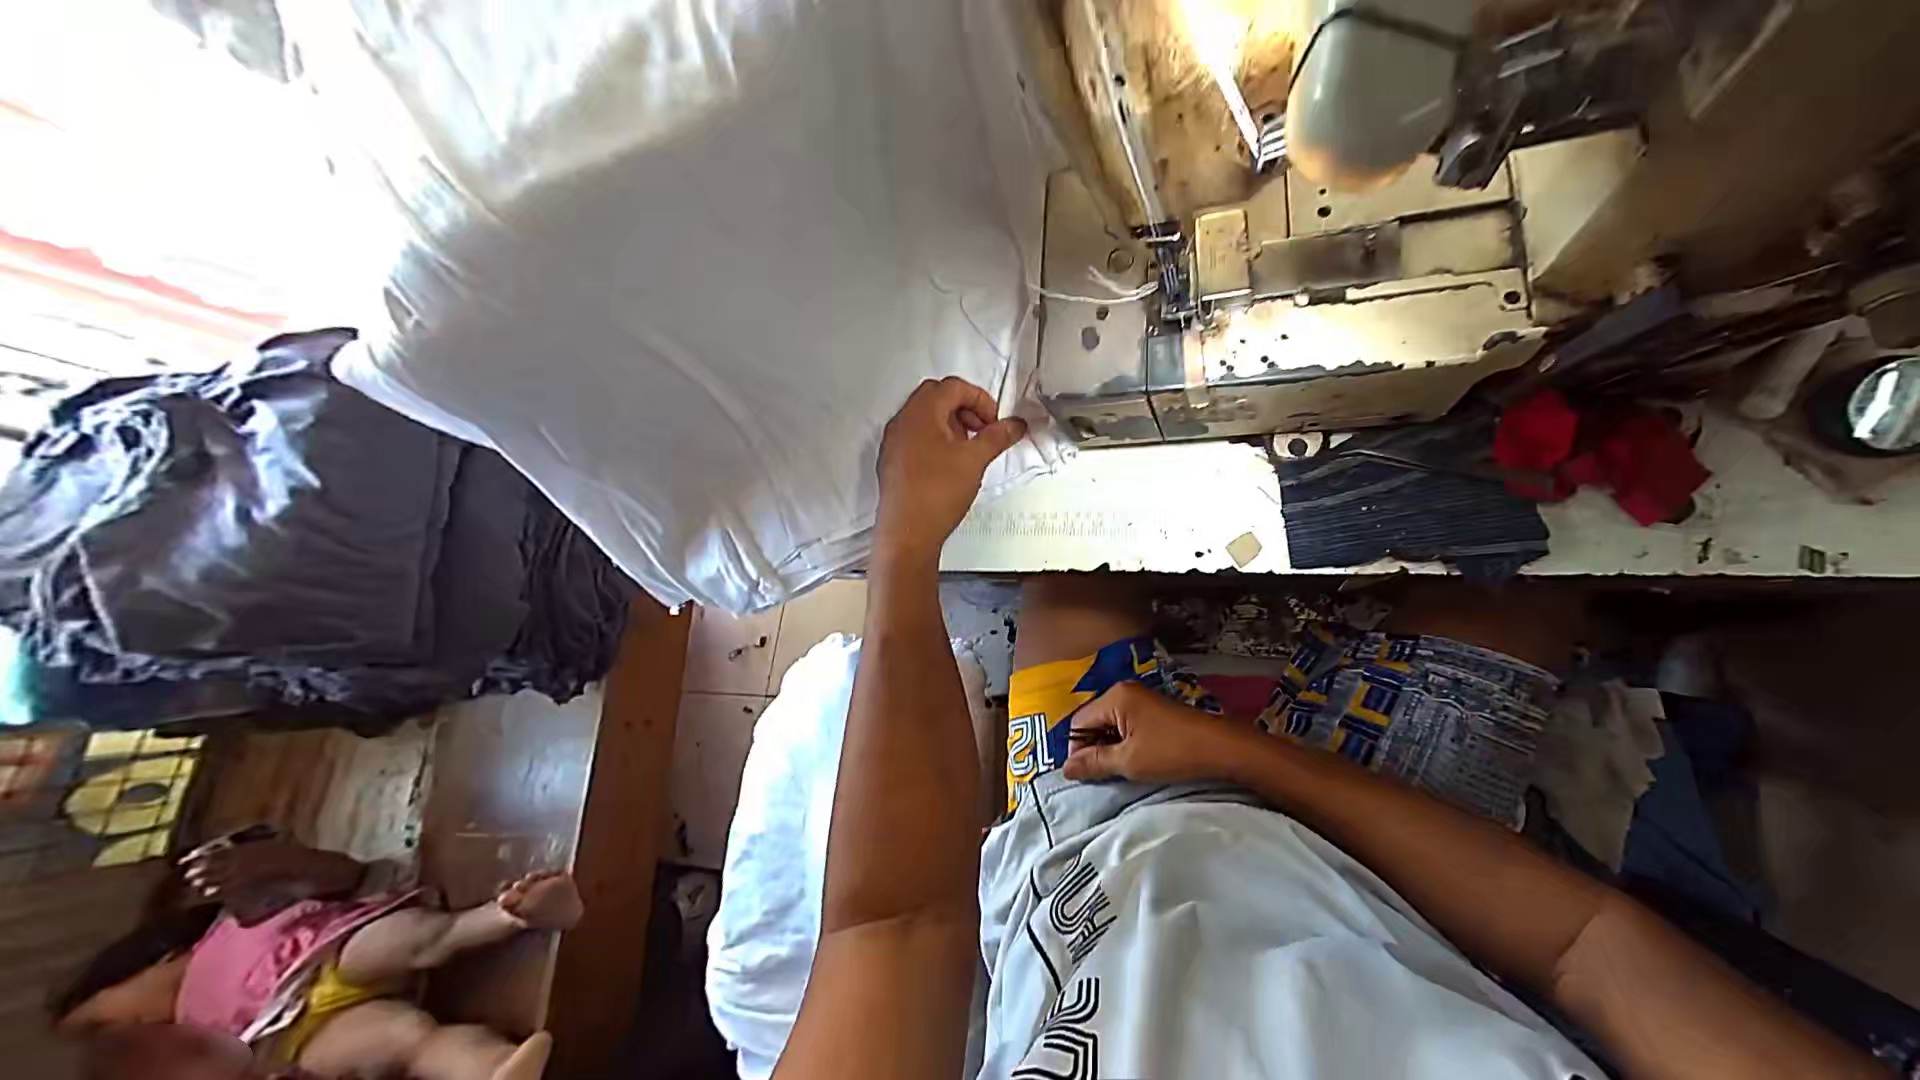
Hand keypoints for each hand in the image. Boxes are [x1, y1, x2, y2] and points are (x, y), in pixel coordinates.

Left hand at [874, 377, 1027, 562]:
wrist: (907, 533)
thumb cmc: (933, 495)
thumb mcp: (975, 460)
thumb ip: (997, 436)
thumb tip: (1013, 425)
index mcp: (921, 413)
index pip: (953, 386)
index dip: (980, 399)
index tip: (994, 420)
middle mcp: (902, 422)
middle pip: (936, 397)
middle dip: (964, 408)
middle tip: (983, 429)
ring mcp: (894, 442)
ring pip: (924, 418)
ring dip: (950, 424)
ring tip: (969, 449)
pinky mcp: (893, 462)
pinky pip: (915, 438)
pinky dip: (935, 440)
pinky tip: (950, 465)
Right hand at [1062, 681, 1252, 784]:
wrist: (1223, 748)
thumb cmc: (1172, 753)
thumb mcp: (1128, 762)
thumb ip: (1094, 763)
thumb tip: (1066, 769)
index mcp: (1114, 697)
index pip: (1078, 722)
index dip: (1076, 749)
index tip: (1084, 774)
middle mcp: (1124, 691)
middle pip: (1093, 720)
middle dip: (1092, 747)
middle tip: (1101, 774)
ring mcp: (1141, 699)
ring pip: (1109, 723)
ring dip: (1109, 746)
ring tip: (1119, 769)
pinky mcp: (1154, 709)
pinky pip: (1126, 723)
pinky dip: (1124, 742)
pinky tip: (1134, 760)